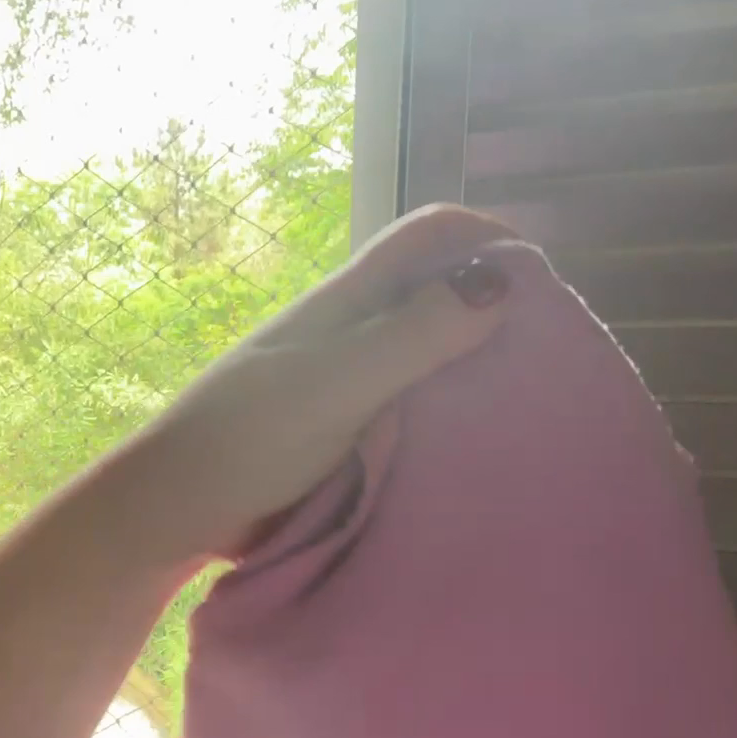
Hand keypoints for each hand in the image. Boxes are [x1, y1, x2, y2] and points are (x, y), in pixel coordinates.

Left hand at [99, 204, 514, 562]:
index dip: (487, 238)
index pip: (426, 235)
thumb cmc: (250, 435)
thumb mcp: (336, 381)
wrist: (183, 502)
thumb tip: (500, 276)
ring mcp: (348, 381)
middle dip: (498, 312)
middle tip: (554, 363)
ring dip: (476, 369)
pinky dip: (448, 414)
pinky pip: (411, 406)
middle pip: (438, 293)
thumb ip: (411, 334)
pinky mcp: (346, 428)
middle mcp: (352, 331)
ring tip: (532, 407)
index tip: (545, 291)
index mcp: (346, 302)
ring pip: (429, 354)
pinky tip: (479, 443)